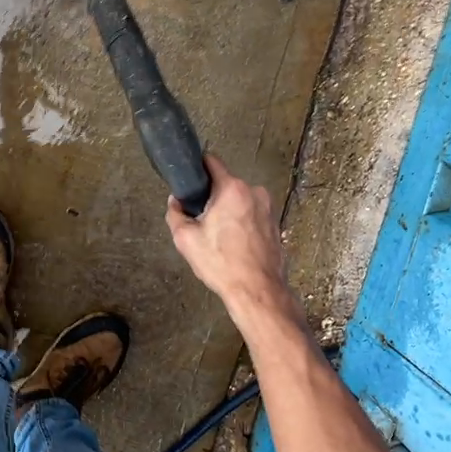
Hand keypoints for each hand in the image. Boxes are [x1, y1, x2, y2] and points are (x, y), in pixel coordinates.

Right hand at [165, 155, 291, 314]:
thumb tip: (176, 202)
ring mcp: (268, 207)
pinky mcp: (275, 223)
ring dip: (228, 212)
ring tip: (219, 238)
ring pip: (239, 201)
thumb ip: (175, 214)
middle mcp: (254, 192)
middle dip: (212, 199)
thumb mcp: (186, 239)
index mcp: (232, 189)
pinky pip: (252, 215)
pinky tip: (234, 245)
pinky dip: (242, 224)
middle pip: (225, 185)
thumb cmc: (222, 263)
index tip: (189, 181)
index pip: (212, 162)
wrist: (257, 290)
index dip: (197, 169)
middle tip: (201, 222)